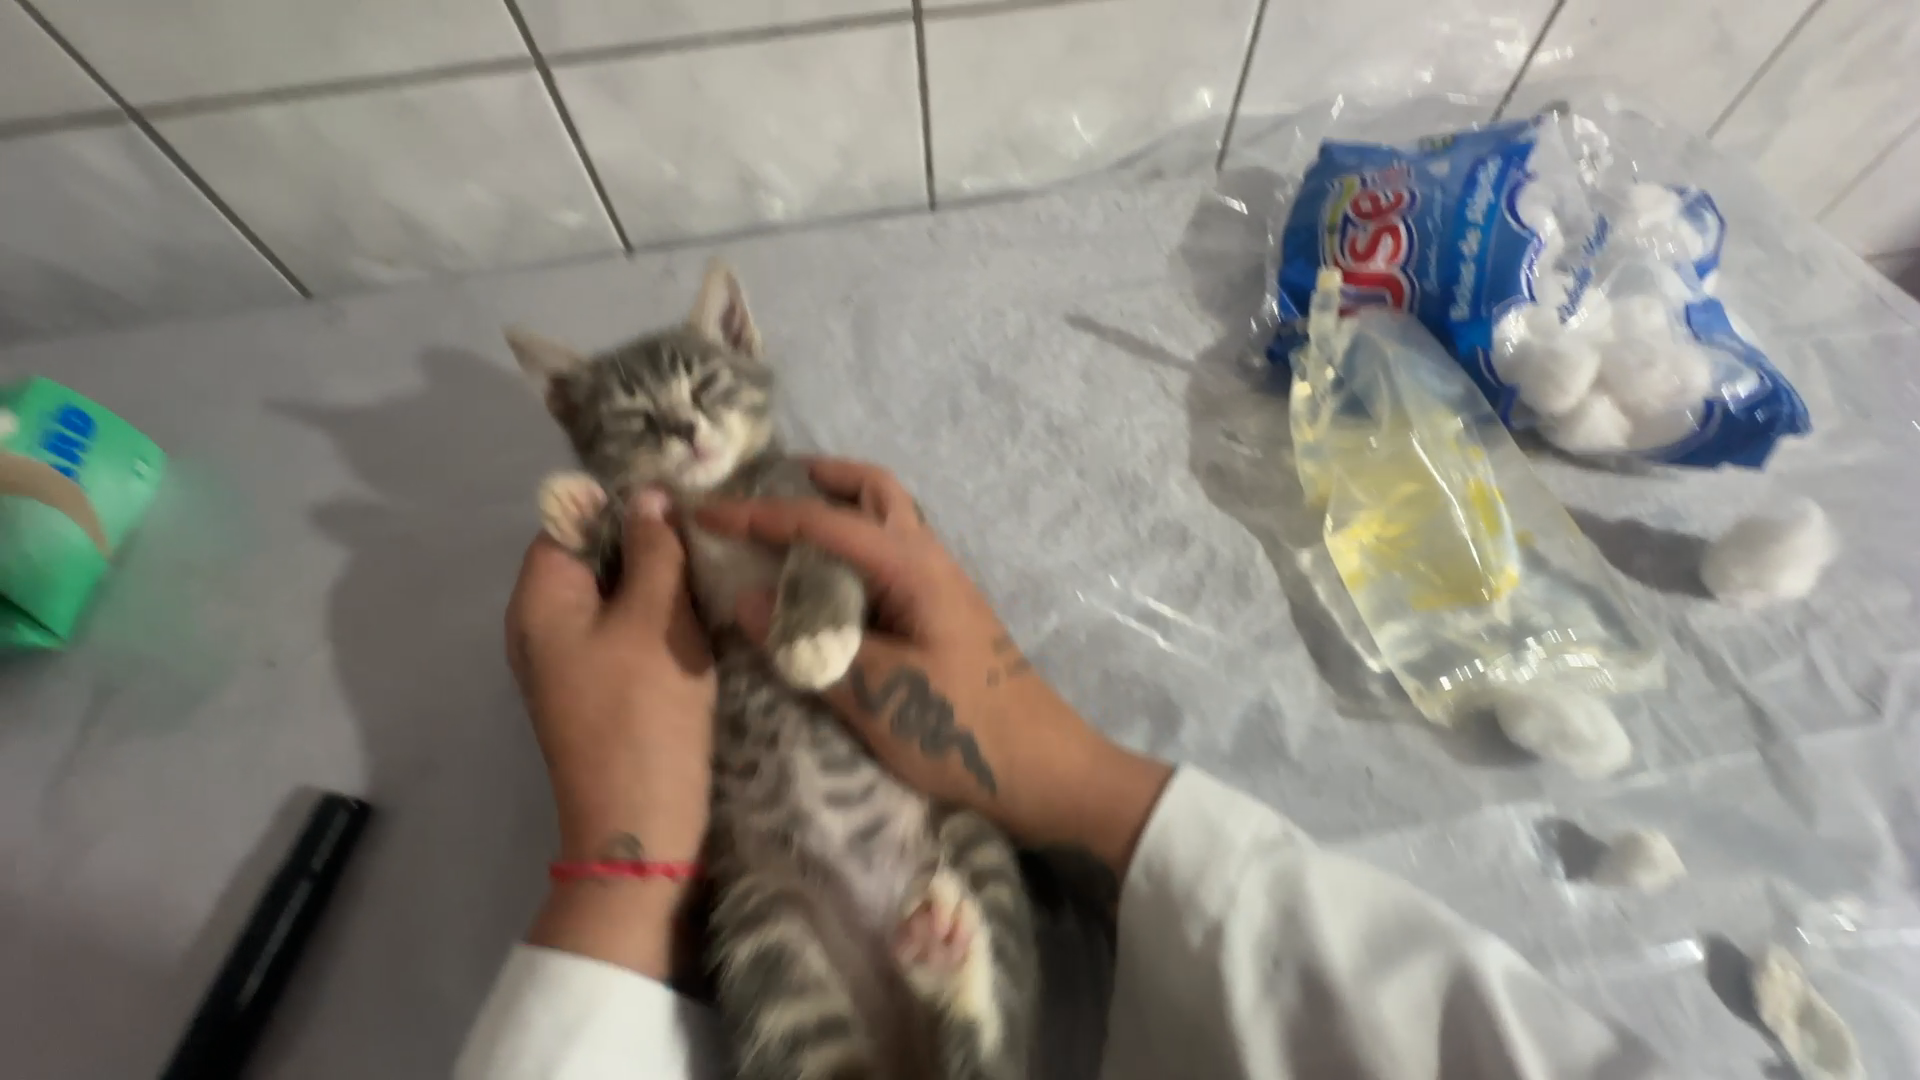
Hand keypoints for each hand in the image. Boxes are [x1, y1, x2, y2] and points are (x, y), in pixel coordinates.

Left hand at [505, 489, 714, 975]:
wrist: (640, 819)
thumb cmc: (644, 711)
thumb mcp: (655, 619)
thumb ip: (653, 551)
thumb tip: (650, 495)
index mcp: (541, 599)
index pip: (571, 520)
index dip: (623, 502)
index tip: (683, 496)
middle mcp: (545, 622)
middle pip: (594, 555)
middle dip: (648, 538)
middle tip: (710, 530)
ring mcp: (573, 656)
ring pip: (617, 591)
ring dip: (661, 575)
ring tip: (715, 562)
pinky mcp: (603, 681)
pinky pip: (628, 626)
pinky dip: (661, 610)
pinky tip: (704, 607)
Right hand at [695, 459, 1172, 878]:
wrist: (1044, 770)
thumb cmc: (963, 731)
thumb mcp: (878, 692)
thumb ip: (810, 642)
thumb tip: (745, 598)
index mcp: (913, 568)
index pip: (823, 523)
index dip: (759, 515)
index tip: (705, 512)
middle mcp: (930, 561)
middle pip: (877, 492)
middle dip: (822, 478)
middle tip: (768, 488)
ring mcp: (942, 587)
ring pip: (889, 523)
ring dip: (840, 512)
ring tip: (787, 533)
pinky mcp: (942, 615)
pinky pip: (891, 561)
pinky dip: (854, 553)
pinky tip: (828, 586)